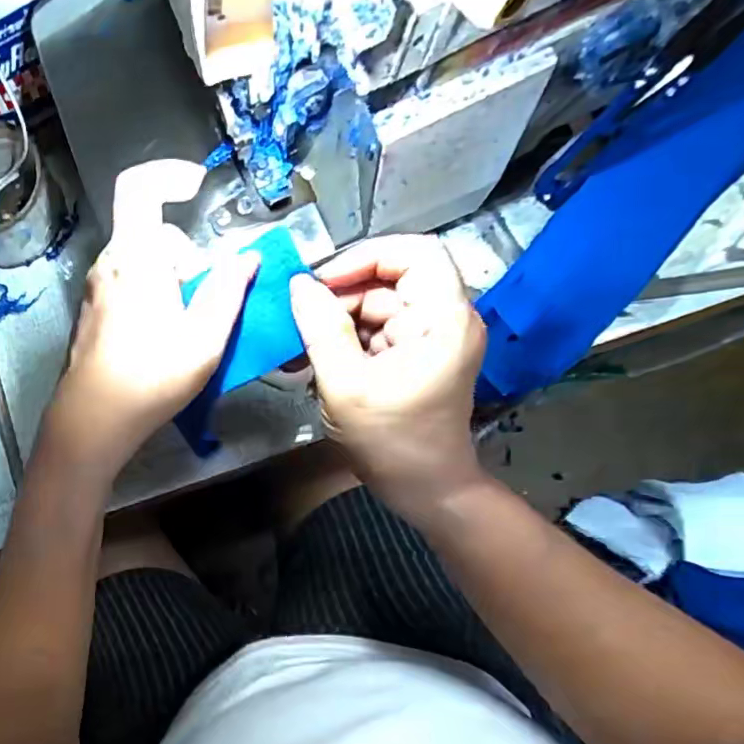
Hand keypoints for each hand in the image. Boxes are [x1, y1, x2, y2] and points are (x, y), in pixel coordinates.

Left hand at [48, 160, 259, 471]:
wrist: (92, 421)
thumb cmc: (150, 378)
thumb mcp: (204, 339)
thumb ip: (228, 292)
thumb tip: (245, 258)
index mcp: (135, 258)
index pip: (140, 187)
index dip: (169, 174)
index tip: (198, 187)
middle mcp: (108, 265)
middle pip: (150, 234)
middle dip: (185, 254)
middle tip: (205, 296)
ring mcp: (95, 291)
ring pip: (139, 263)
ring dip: (169, 279)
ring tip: (186, 325)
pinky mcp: (91, 315)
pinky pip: (126, 286)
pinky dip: (151, 296)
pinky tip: (162, 338)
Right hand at [289, 234, 489, 521]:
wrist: (424, 490)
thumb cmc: (391, 442)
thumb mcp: (346, 385)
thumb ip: (321, 330)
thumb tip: (298, 286)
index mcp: (444, 319)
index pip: (415, 253)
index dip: (366, 256)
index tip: (322, 281)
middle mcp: (445, 320)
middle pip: (390, 282)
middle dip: (340, 298)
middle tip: (298, 322)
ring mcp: (431, 340)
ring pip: (377, 308)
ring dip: (336, 324)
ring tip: (298, 349)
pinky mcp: (416, 358)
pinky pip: (377, 334)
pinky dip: (346, 343)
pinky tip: (314, 362)